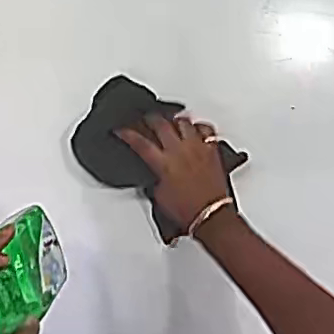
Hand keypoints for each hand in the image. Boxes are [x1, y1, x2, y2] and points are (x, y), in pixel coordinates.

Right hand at [115, 113, 232, 240]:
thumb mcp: (160, 196)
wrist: (210, 215)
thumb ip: (155, 177)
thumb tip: (156, 170)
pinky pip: (206, 130)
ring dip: (174, 120)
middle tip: (146, 119)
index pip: (140, 142)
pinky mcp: (211, 150)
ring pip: (184, 122)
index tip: (122, 130)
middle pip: (161, 124)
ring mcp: (197, 148)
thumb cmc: (187, 210)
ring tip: (170, 121)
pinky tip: (195, 128)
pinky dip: (199, 127)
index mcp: (164, 163)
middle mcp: (180, 151)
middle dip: (150, 118)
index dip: (127, 133)